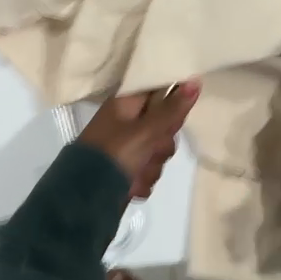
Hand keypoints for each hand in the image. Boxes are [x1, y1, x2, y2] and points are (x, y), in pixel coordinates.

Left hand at [77, 81, 198, 199]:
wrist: (85, 199)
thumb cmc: (114, 154)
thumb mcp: (146, 130)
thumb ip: (173, 109)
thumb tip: (196, 80)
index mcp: (125, 105)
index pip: (160, 92)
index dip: (171, 105)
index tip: (172, 120)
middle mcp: (126, 124)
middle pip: (164, 126)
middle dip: (162, 144)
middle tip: (150, 148)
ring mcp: (126, 148)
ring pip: (159, 152)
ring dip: (152, 166)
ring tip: (136, 173)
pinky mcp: (127, 171)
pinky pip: (150, 171)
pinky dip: (143, 180)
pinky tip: (131, 186)